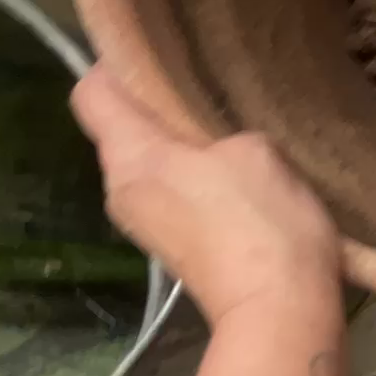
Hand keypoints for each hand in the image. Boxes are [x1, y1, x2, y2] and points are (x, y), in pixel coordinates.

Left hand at [71, 66, 340, 325]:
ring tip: (248, 173)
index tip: (162, 68)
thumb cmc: (266, 226)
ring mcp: (147, 229)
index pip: (95, 94)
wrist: (281, 308)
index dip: (120, 73)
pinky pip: (185, 212)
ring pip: (161, 177)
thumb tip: (226, 148)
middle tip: (224, 125)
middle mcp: (121, 189)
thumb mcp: (262, 158)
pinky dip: (211, 204)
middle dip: (169, 128)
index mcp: (131, 155)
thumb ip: (233, 138)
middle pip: (131, 140)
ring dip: (195, 169)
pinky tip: (252, 212)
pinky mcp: (180, 257)